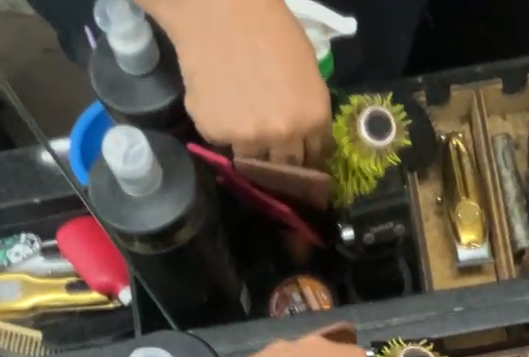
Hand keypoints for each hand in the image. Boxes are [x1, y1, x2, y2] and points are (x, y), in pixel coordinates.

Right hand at [151, 0, 330, 165]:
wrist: (219, 8)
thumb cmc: (270, 27)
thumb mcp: (307, 70)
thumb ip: (309, 111)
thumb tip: (307, 139)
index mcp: (312, 119)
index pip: (314, 159)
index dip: (306, 158)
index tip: (299, 158)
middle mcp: (283, 136)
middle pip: (284, 168)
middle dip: (279, 160)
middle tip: (270, 145)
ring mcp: (247, 139)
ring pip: (251, 160)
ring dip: (249, 147)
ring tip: (241, 118)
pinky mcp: (214, 133)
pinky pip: (221, 141)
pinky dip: (220, 128)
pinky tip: (219, 101)